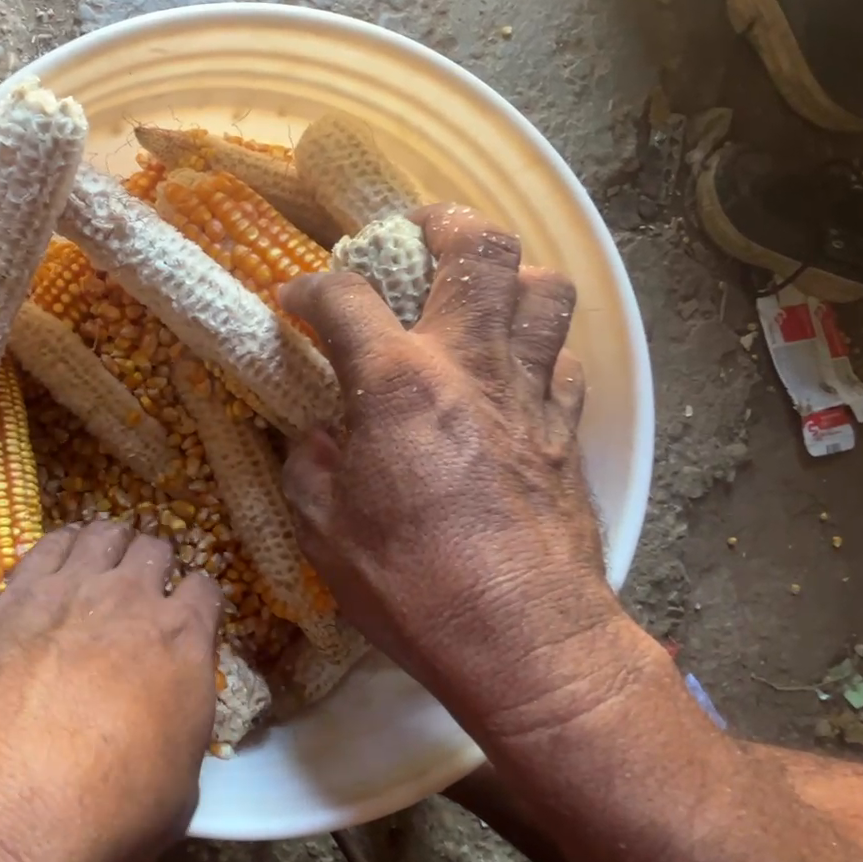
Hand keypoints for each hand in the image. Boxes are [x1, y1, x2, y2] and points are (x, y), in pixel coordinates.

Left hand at [0, 520, 222, 861]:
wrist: (12, 796)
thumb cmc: (111, 808)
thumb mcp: (179, 786)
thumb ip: (180, 727)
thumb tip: (169, 717)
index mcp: (184, 641)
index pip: (206, 591)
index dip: (199, 599)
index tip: (190, 612)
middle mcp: (133, 599)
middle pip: (154, 551)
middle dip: (154, 563)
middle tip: (142, 583)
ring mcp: (72, 588)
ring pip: (103, 535)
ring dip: (111, 542)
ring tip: (104, 554)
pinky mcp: (16, 593)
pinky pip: (47, 544)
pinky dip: (62, 542)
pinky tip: (60, 550)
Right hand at [279, 206, 612, 727]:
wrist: (521, 638)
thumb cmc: (410, 585)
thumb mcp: (323, 529)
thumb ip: (309, 464)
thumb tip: (314, 435)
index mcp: (397, 385)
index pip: (345, 298)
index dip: (310, 288)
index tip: (294, 302)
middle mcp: (470, 365)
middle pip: (476, 249)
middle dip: (440, 223)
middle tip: (415, 232)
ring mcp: (530, 392)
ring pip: (543, 287)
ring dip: (508, 273)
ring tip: (477, 289)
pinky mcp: (568, 427)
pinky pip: (564, 356)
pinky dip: (537, 345)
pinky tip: (514, 367)